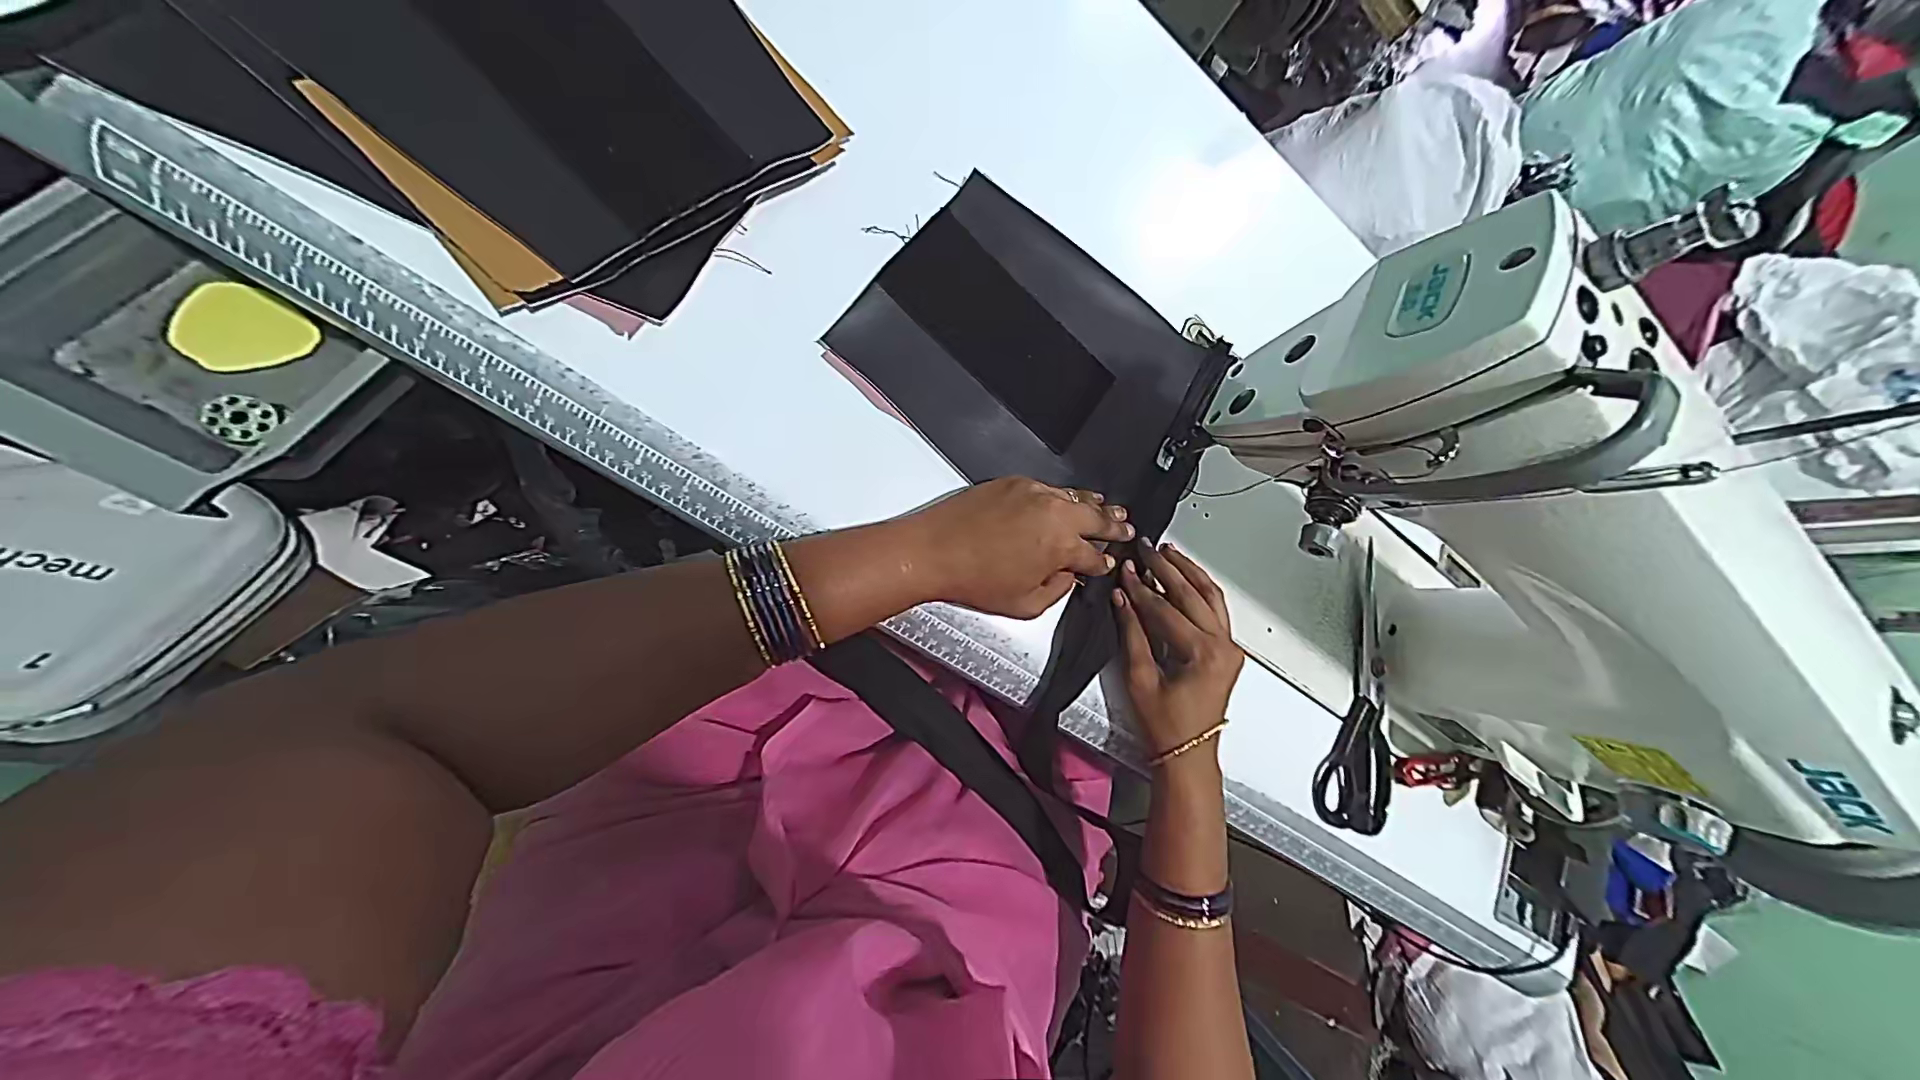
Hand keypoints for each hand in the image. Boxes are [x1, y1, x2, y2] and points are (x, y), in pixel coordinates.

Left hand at [897, 477, 1134, 618]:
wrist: (933, 551)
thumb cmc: (972, 578)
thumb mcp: (1023, 604)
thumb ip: (1055, 590)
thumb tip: (1066, 578)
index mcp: (1061, 547)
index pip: (1095, 555)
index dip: (1103, 562)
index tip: (1105, 564)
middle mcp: (1053, 514)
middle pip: (1096, 518)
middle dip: (1114, 526)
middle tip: (1125, 529)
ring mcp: (1034, 494)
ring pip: (1076, 497)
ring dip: (1095, 505)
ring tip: (1109, 508)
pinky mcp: (1014, 483)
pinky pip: (1049, 487)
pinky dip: (1063, 495)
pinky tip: (1067, 498)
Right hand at [1112, 544, 1243, 759]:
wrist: (1188, 753)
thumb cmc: (1165, 726)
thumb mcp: (1140, 678)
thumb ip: (1132, 633)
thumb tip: (1123, 599)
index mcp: (1203, 654)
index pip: (1165, 608)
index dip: (1140, 587)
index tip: (1125, 570)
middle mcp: (1223, 647)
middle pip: (1192, 594)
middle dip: (1166, 568)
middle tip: (1147, 549)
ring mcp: (1229, 648)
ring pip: (1211, 596)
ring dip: (1189, 571)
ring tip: (1169, 553)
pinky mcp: (1227, 651)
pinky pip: (1216, 609)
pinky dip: (1200, 588)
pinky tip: (1187, 577)